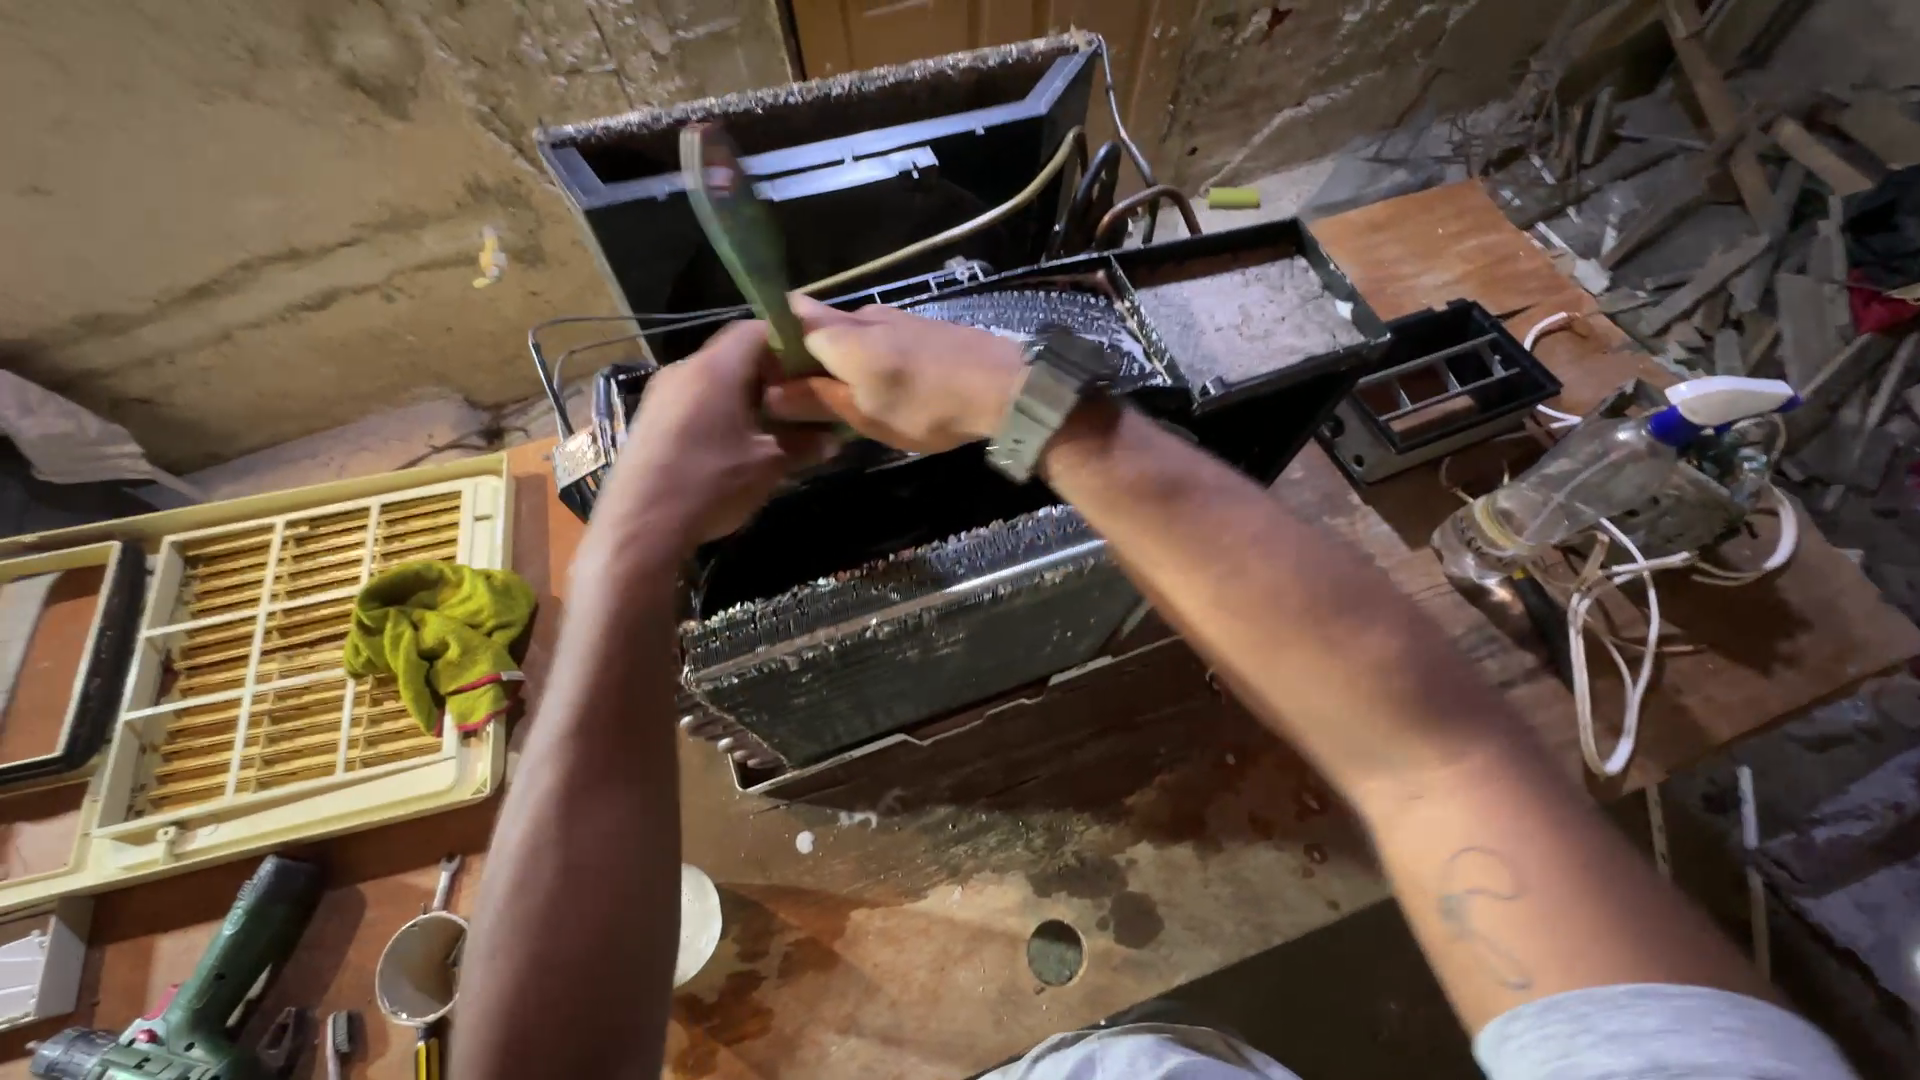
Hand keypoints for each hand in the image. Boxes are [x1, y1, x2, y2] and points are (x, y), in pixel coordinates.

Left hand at [587, 320, 837, 554]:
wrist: (638, 528)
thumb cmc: (709, 486)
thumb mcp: (767, 466)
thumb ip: (804, 445)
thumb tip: (833, 439)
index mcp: (715, 370)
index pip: (756, 329)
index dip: (790, 341)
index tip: (815, 365)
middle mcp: (684, 371)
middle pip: (735, 353)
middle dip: (772, 372)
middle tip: (802, 399)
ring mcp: (662, 394)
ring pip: (715, 378)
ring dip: (748, 394)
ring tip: (776, 424)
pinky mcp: (651, 420)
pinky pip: (696, 399)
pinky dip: (723, 409)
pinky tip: (739, 442)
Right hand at [762, 294, 1027, 454]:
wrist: (1004, 386)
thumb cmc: (927, 407)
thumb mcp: (865, 414)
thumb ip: (816, 399)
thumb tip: (770, 393)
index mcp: (839, 335)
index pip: (786, 317)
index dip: (768, 343)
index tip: (764, 376)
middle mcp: (862, 315)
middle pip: (816, 325)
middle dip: (802, 357)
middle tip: (800, 397)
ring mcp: (895, 317)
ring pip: (848, 334)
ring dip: (836, 360)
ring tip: (840, 399)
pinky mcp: (920, 327)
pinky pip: (876, 338)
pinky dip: (865, 359)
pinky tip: (878, 387)